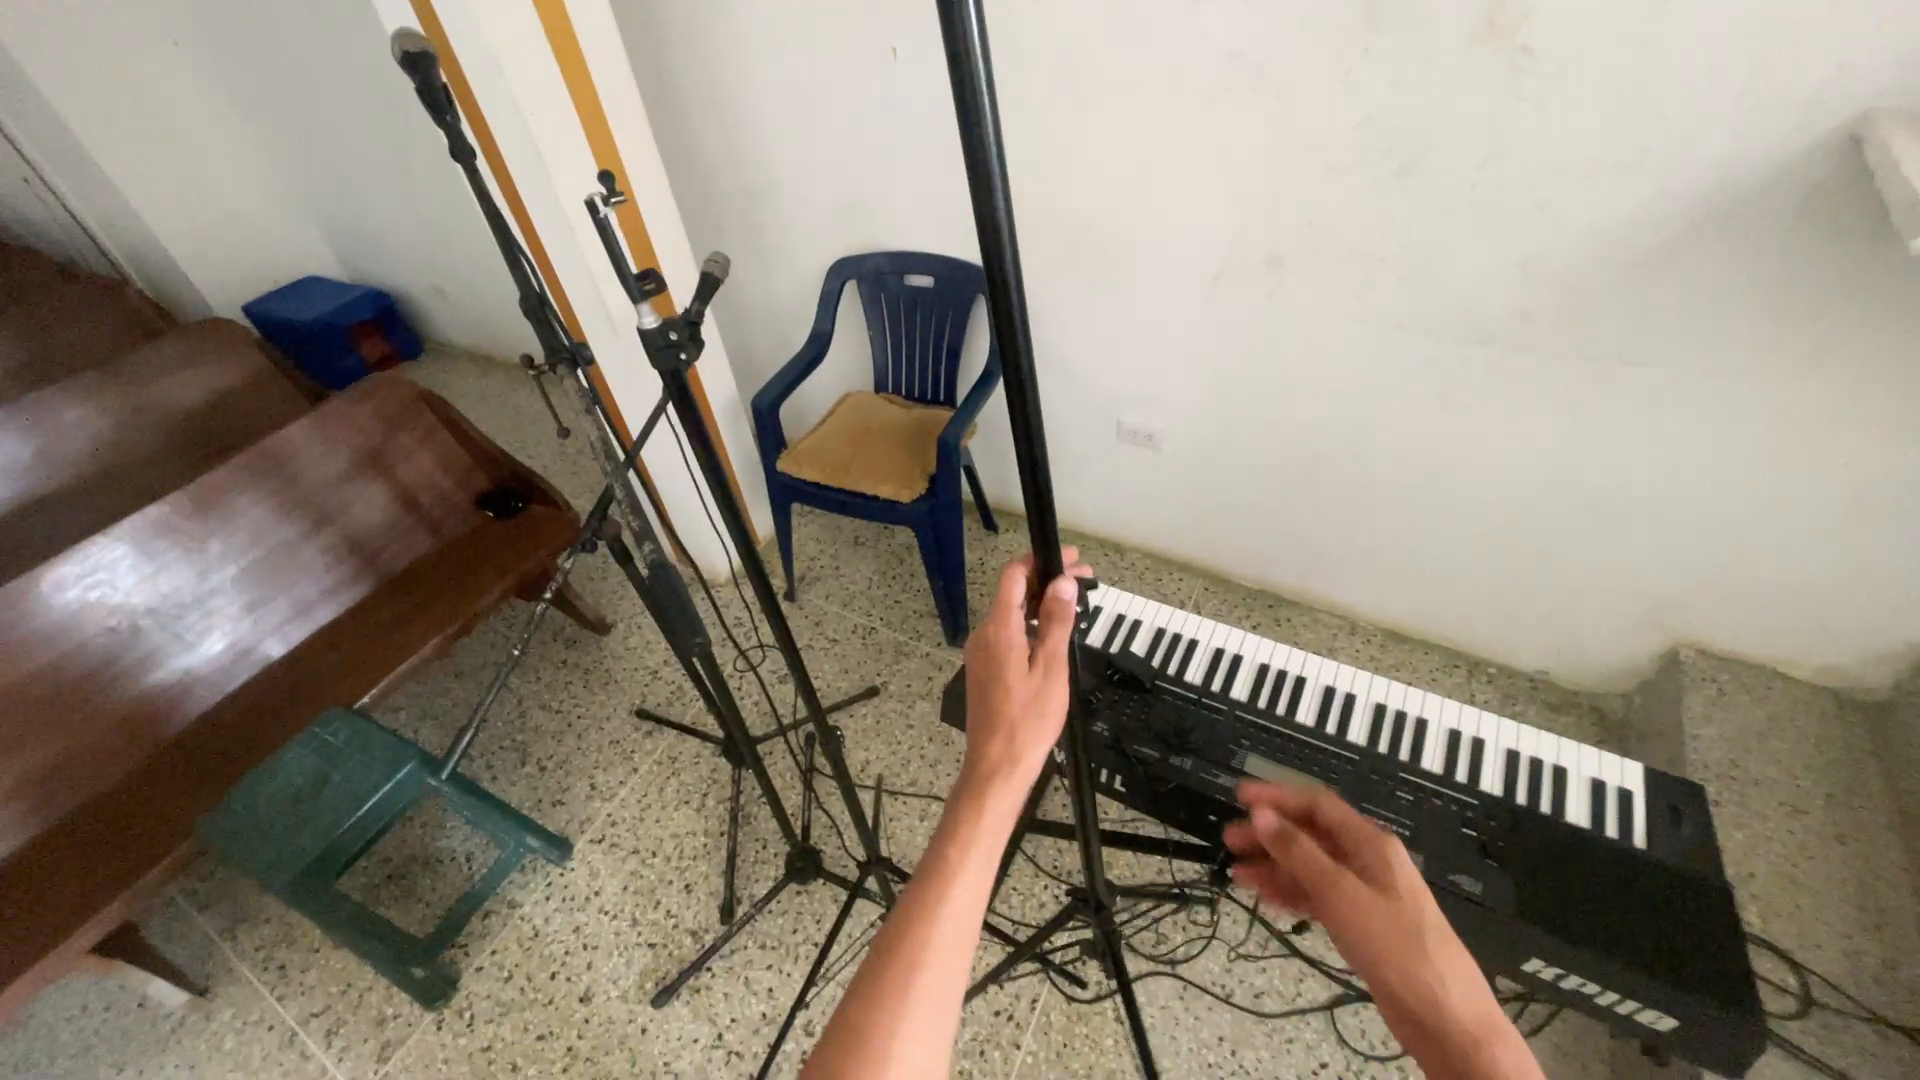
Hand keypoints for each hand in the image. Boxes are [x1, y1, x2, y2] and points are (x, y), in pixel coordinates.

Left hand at [959, 548, 1091, 792]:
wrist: (997, 765)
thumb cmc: (1029, 720)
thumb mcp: (1052, 669)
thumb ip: (1057, 622)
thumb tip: (1063, 582)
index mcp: (999, 629)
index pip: (1013, 575)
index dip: (1041, 560)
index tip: (1072, 559)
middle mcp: (984, 634)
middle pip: (1013, 592)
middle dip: (1048, 581)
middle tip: (1085, 581)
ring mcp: (981, 652)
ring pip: (1011, 614)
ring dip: (1041, 604)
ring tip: (1076, 606)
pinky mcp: (985, 668)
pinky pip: (1007, 634)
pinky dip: (1031, 626)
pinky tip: (1054, 635)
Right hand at [1224, 782, 1541, 1079]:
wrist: (1444, 1017)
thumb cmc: (1394, 946)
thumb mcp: (1340, 894)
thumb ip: (1298, 852)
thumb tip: (1260, 814)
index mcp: (1370, 843)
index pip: (1317, 804)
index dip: (1276, 797)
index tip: (1239, 798)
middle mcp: (1367, 861)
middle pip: (1311, 835)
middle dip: (1270, 834)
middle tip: (1230, 840)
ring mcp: (1366, 893)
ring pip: (1311, 867)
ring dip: (1275, 866)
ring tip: (1237, 873)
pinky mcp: (1362, 923)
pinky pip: (1319, 896)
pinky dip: (1292, 893)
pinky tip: (1266, 897)